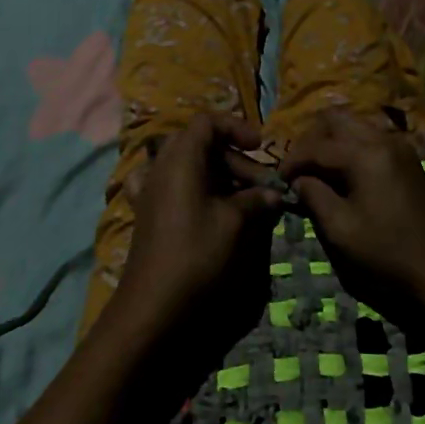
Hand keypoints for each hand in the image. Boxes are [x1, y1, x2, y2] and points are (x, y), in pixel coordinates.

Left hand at [114, 114, 280, 334]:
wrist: (155, 301)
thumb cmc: (197, 252)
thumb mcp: (234, 222)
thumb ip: (255, 200)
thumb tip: (274, 194)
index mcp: (180, 159)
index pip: (207, 122)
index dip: (236, 128)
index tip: (260, 147)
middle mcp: (161, 167)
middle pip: (201, 145)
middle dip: (236, 160)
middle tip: (262, 187)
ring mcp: (151, 190)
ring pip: (189, 167)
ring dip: (220, 176)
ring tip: (246, 200)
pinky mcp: (150, 212)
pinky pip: (172, 186)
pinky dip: (194, 188)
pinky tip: (207, 203)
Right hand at [281, 113, 424, 311]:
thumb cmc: (385, 251)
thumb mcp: (339, 228)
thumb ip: (313, 196)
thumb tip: (299, 180)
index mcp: (365, 154)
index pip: (316, 146)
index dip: (291, 161)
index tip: (278, 180)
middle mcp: (384, 139)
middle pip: (336, 120)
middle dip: (311, 141)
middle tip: (298, 170)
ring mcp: (400, 148)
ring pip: (355, 126)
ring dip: (332, 143)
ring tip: (317, 172)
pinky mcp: (408, 161)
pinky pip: (371, 139)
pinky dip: (351, 149)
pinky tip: (342, 175)